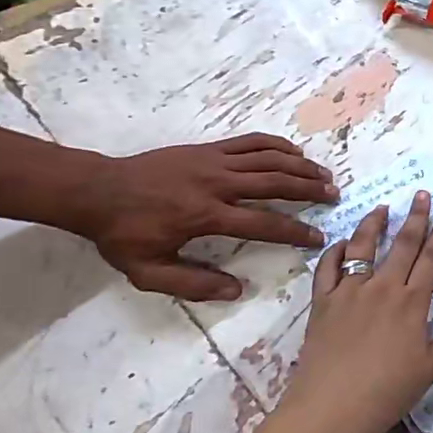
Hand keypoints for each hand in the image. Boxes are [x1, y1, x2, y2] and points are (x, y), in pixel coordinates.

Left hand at [66, 134, 337, 302]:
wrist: (98, 190)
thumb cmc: (124, 234)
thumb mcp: (149, 271)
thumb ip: (193, 284)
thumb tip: (236, 290)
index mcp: (207, 215)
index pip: (264, 223)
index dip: (296, 231)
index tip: (318, 238)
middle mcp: (219, 183)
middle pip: (277, 183)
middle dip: (310, 189)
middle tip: (334, 196)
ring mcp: (216, 160)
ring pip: (270, 159)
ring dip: (301, 165)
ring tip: (324, 174)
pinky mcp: (210, 147)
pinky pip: (252, 141)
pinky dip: (277, 145)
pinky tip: (294, 151)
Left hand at [282, 192, 432, 432]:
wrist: (329, 411)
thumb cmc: (386, 393)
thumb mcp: (430, 368)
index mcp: (411, 303)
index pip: (430, 259)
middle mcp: (382, 288)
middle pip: (402, 245)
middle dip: (415, 217)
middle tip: (421, 194)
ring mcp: (349, 292)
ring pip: (363, 247)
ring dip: (373, 224)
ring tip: (381, 207)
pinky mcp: (323, 302)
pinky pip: (327, 268)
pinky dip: (334, 251)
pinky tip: (341, 243)